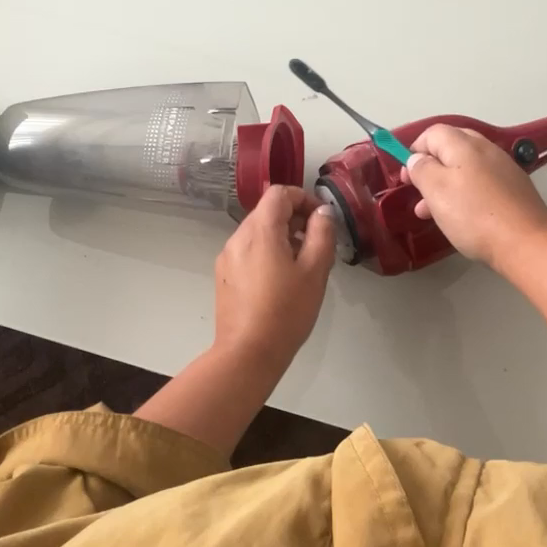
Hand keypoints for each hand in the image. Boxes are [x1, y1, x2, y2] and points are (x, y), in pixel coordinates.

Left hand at [212, 185, 335, 365]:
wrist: (248, 353)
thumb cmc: (287, 311)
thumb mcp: (315, 271)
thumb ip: (322, 234)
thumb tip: (322, 212)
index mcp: (260, 230)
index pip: (280, 194)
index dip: (304, 199)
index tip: (322, 220)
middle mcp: (238, 237)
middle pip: (267, 211)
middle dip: (294, 220)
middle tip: (316, 246)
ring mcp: (227, 256)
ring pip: (257, 232)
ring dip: (281, 237)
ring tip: (300, 266)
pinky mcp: (224, 275)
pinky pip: (248, 250)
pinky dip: (266, 252)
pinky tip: (279, 281)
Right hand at [401, 124, 546, 269]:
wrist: (527, 243)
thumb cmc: (474, 215)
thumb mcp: (436, 191)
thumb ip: (421, 169)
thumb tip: (417, 159)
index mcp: (464, 144)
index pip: (433, 133)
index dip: (415, 150)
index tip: (405, 176)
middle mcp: (486, 149)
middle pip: (451, 147)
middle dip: (431, 167)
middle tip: (418, 190)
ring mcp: (504, 168)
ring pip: (466, 168)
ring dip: (445, 184)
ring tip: (431, 213)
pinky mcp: (515, 189)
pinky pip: (482, 183)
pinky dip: (466, 194)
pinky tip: (461, 218)